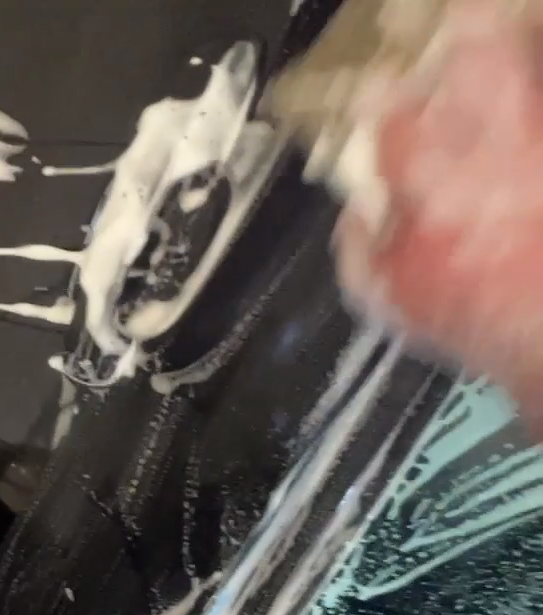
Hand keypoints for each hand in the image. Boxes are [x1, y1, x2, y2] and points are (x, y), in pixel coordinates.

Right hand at [334, 1, 542, 417]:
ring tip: (495, 26)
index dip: (383, 99)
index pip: (398, 127)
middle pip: (486, 80)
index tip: (374, 82)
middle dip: (470, 42)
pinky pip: (534, 128)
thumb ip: (360, 243)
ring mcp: (537, 161)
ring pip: (522, 90)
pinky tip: (517, 83)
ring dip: (508, 56)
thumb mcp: (379, 292)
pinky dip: (521, 105)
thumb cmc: (468, 314)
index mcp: (432, 194)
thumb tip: (359, 208)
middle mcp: (496, 162)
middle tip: (465, 12)